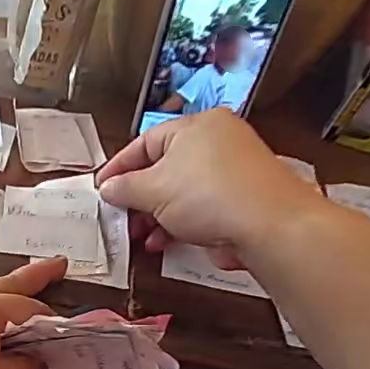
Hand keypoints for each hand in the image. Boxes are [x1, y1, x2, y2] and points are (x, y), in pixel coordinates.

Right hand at [95, 110, 325, 265]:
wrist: (268, 226)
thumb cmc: (207, 196)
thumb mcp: (154, 189)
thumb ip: (126, 188)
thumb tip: (108, 188)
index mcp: (196, 126)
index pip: (145, 142)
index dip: (119, 167)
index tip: (101, 189)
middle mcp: (216, 143)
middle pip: (164, 168)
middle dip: (138, 198)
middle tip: (120, 218)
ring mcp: (231, 173)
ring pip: (181, 192)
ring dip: (155, 216)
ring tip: (140, 236)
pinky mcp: (240, 201)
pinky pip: (200, 208)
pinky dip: (178, 223)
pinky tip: (163, 242)